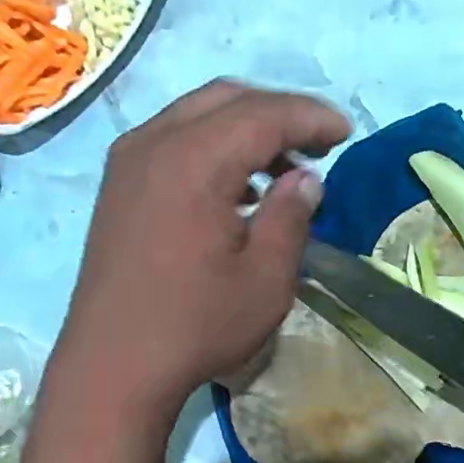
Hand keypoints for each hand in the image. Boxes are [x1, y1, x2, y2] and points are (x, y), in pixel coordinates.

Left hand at [61, 80, 351, 399]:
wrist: (117, 362)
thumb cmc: (199, 324)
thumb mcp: (266, 279)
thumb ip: (291, 218)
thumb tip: (306, 179)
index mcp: (194, 161)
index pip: (262, 114)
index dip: (310, 117)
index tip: (346, 132)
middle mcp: (155, 144)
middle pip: (226, 99)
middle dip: (279, 113)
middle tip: (320, 143)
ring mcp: (130, 162)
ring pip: (197, 116)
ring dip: (246, 130)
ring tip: (285, 171)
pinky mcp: (121, 186)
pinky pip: (175, 141)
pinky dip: (216, 148)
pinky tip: (239, 190)